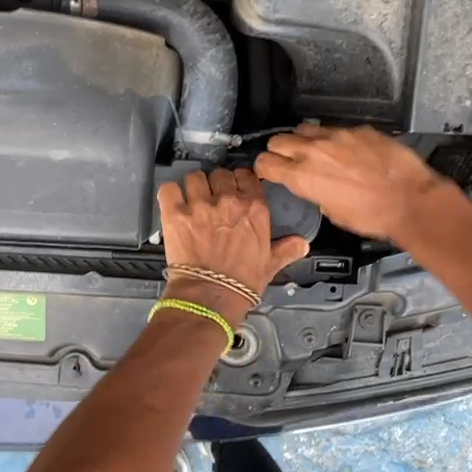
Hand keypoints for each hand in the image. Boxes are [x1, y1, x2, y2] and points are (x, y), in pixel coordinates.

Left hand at [156, 168, 309, 322]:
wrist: (210, 298)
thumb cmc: (240, 283)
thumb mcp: (270, 264)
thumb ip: (286, 249)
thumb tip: (301, 244)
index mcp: (253, 208)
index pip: (246, 175)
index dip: (238, 180)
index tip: (234, 189)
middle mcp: (227, 201)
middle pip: (219, 174)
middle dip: (215, 184)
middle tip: (212, 200)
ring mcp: (200, 206)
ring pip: (194, 177)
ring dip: (193, 187)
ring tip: (191, 202)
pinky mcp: (175, 214)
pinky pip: (169, 188)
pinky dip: (170, 193)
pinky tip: (173, 204)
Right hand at [254, 124, 455, 239]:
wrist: (409, 200)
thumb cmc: (374, 214)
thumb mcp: (334, 213)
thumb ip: (315, 194)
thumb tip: (315, 188)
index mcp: (302, 177)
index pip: (264, 162)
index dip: (264, 167)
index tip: (268, 170)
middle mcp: (314, 151)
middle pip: (277, 140)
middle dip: (279, 150)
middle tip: (288, 159)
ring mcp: (336, 136)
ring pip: (304, 129)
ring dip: (304, 140)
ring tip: (316, 151)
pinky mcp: (358, 130)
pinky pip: (335, 129)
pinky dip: (334, 138)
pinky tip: (346, 150)